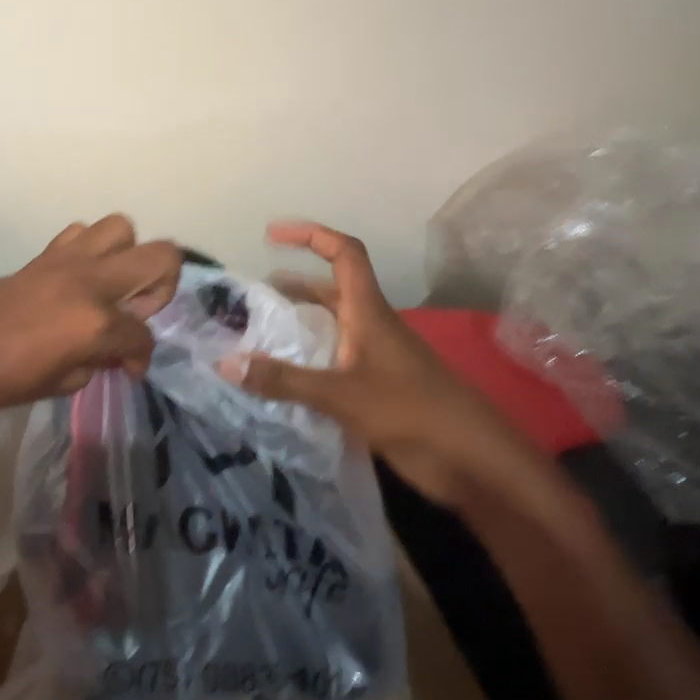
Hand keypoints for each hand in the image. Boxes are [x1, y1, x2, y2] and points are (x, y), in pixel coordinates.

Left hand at [0, 215, 181, 418]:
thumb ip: (100, 360)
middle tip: (133, 313)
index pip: (143, 334)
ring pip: (121, 228)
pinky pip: (79, 233)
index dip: (141, 356)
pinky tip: (75, 280)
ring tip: (108, 288)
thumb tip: (115, 351)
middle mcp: (89, 281)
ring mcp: (65, 261)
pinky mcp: (42, 255)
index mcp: (96, 322)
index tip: (128, 368)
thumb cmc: (3, 381)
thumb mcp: (64, 383)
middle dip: (161, 287)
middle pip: (160, 256)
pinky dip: (88, 251)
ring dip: (126, 257)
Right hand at [216, 221, 544, 505]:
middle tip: (249, 300)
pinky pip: (331, 365)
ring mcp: (376, 362)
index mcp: (369, 313)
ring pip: (330, 331)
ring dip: (295, 328)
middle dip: (291, 288)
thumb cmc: (414, 413)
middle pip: (330, 293)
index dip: (310, 236)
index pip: (344, 255)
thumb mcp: (342, 394)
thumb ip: (283, 379)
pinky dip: (304, 364)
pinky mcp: (376, 392)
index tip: (271, 235)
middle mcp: (371, 329)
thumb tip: (224, 362)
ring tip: (254, 338)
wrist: (476, 464)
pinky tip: (278, 383)